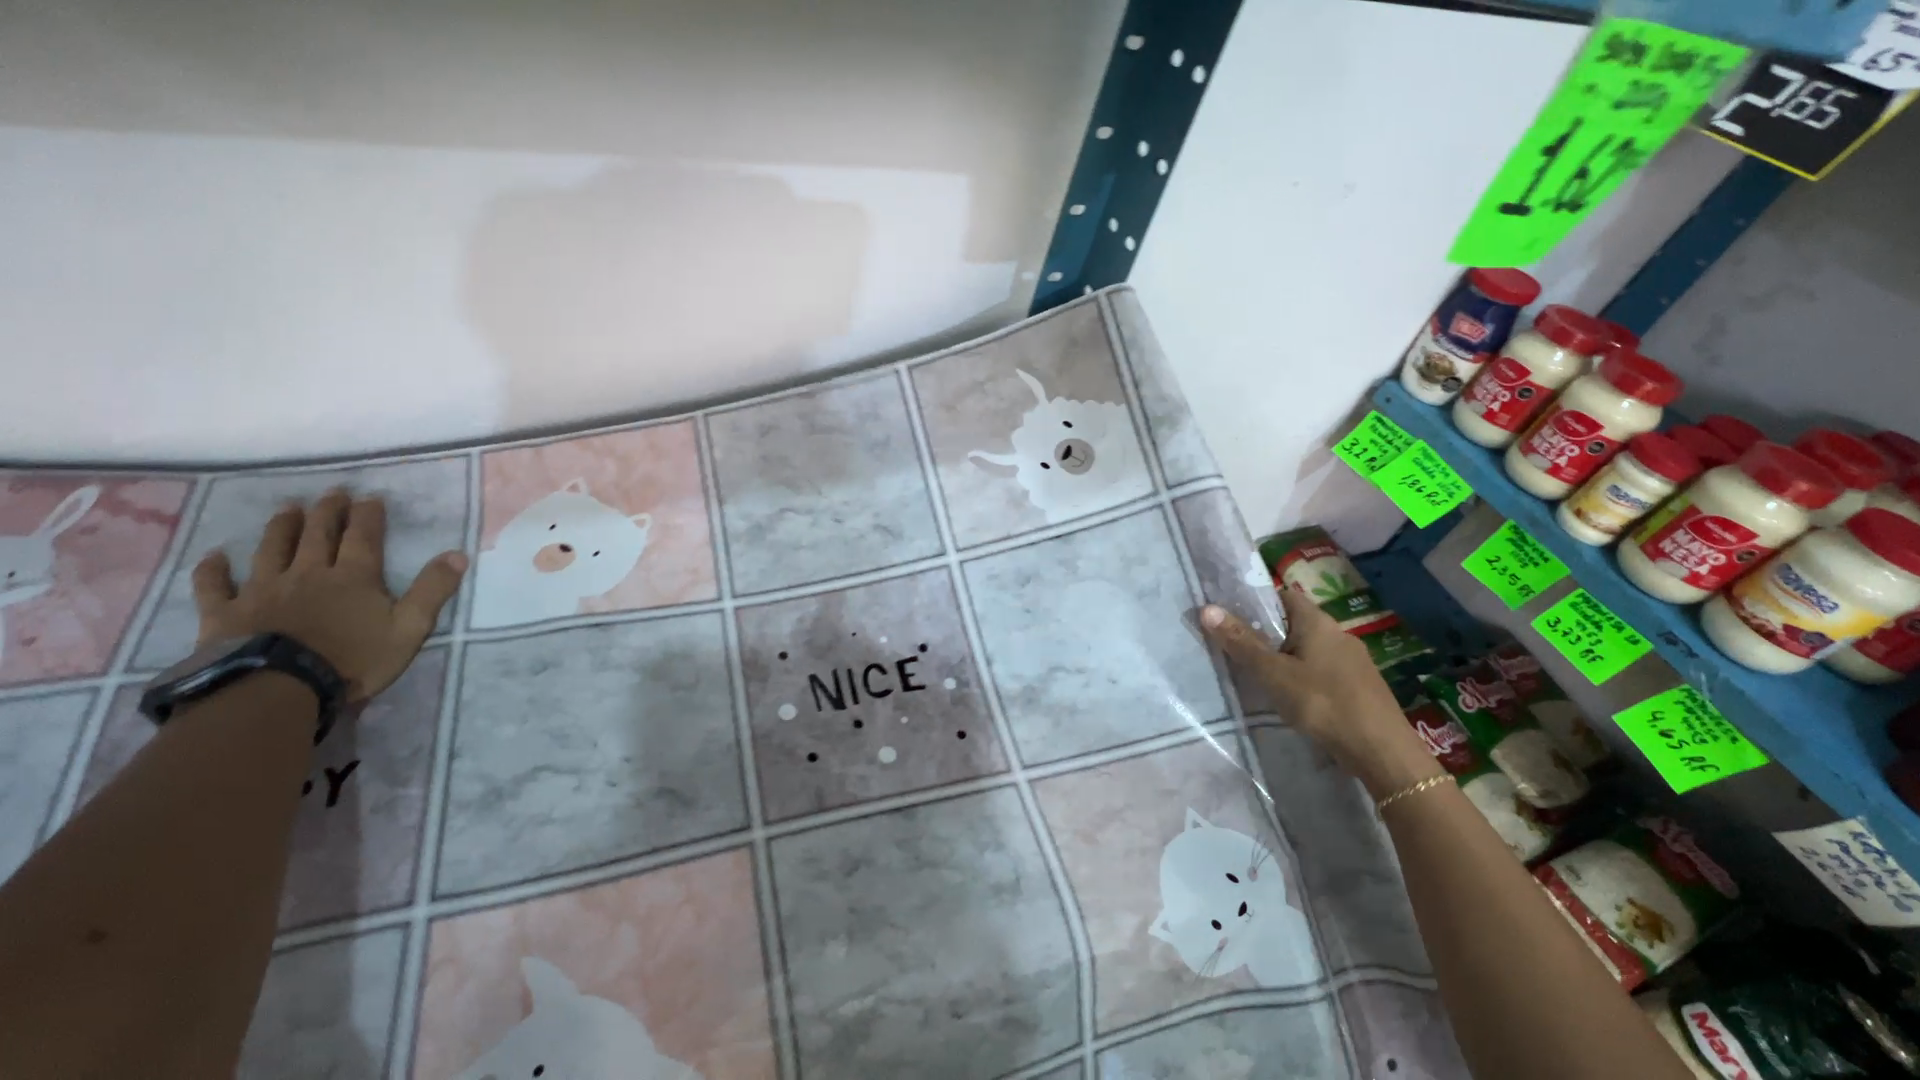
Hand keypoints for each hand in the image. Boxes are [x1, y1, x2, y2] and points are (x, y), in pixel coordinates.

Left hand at [192, 491, 467, 701]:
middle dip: (327, 511)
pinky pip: (215, 585)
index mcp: (352, 577)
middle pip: (317, 534)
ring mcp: (263, 590)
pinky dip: (214, 569)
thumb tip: (458, 554)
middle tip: (332, 492)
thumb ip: (432, 591)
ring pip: (271, 549)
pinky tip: (215, 556)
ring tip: (287, 508)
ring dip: (281, 527)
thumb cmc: (352, 661)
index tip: (370, 496)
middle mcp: (307, 572)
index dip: (368, 515)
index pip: (363, 537)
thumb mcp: (409, 629)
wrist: (279, 688)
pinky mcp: (226, 612)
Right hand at [1201, 588, 1442, 797]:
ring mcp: (1352, 660)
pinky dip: (1303, 676)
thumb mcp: (1274, 674)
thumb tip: (1207, 609)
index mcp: (1317, 621)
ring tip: (1258, 676)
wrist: (1381, 749)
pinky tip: (1293, 697)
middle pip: (1294, 622)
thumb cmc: (1323, 703)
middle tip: (1236, 649)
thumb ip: (1242, 643)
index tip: (1229, 616)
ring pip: (1308, 648)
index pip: (1282, 595)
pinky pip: (1322, 669)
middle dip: (1266, 633)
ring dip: (1284, 657)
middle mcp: (1337, 633)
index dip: (1255, 601)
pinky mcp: (1358, 685)